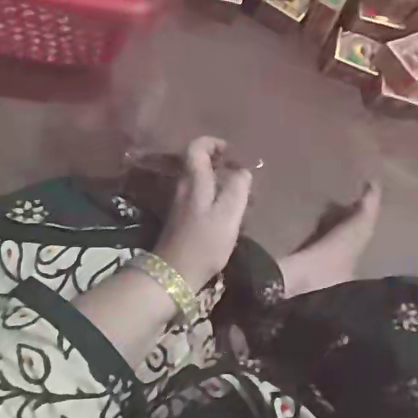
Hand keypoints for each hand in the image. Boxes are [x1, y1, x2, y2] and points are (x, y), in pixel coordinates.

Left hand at [154, 136, 252, 288]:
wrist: (174, 274)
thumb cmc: (204, 242)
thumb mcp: (228, 214)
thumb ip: (237, 188)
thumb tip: (242, 170)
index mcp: (194, 180)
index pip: (196, 147)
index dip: (213, 143)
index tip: (232, 152)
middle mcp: (183, 187)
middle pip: (197, 163)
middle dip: (219, 162)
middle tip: (240, 174)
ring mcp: (179, 203)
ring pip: (198, 181)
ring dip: (218, 181)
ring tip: (239, 194)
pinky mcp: (180, 219)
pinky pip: (198, 196)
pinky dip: (213, 196)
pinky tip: (226, 212)